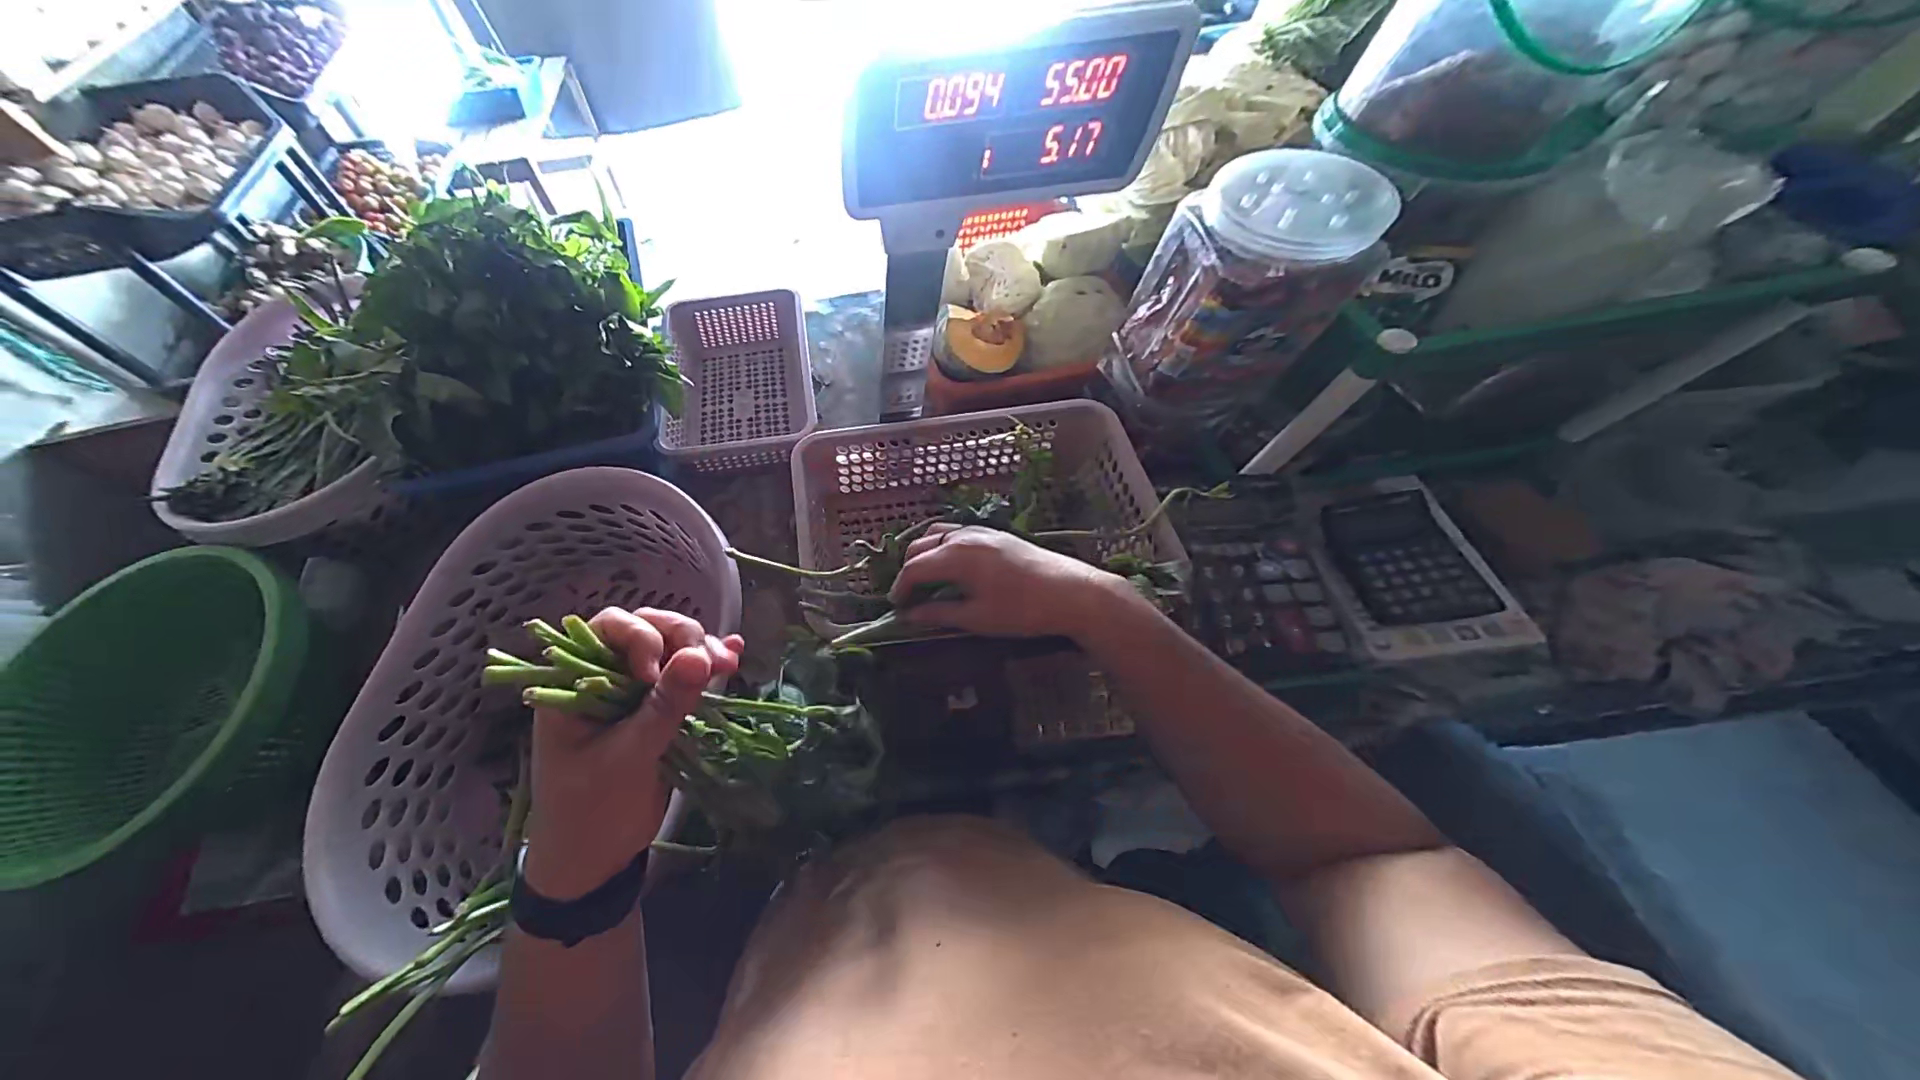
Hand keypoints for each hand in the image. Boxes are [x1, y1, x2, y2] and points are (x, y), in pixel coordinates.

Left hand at [521, 608, 741, 899]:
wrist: (597, 859)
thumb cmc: (591, 810)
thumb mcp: (626, 757)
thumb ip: (663, 707)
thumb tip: (698, 656)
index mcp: (575, 682)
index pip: (609, 629)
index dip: (641, 637)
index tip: (655, 673)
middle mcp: (606, 676)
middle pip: (649, 629)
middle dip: (682, 638)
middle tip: (711, 663)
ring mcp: (636, 691)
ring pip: (674, 648)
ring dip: (704, 649)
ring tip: (729, 665)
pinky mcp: (662, 707)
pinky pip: (689, 674)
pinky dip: (712, 663)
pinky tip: (735, 654)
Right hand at [887, 523, 1133, 639]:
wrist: (1072, 592)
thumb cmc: (1023, 610)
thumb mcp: (977, 618)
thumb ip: (940, 614)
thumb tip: (910, 616)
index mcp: (955, 555)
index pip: (914, 568)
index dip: (900, 588)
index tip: (896, 608)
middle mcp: (964, 536)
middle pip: (922, 546)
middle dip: (909, 569)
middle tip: (908, 595)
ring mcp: (982, 531)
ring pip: (940, 534)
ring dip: (926, 553)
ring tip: (926, 578)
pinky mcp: (998, 534)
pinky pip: (958, 533)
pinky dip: (944, 546)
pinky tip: (952, 566)